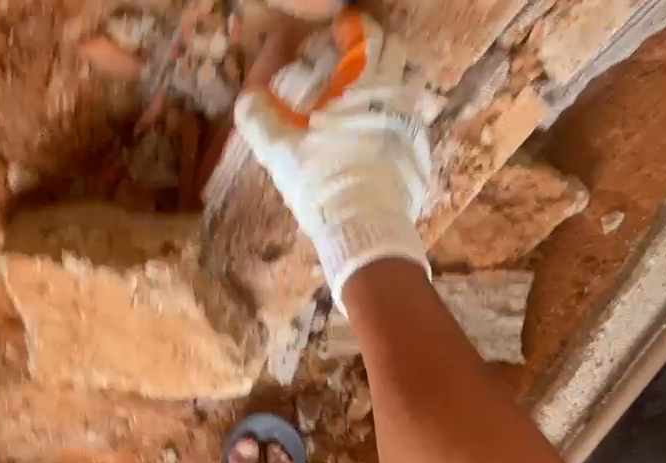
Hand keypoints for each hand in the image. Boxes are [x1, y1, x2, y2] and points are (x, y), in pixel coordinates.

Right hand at [233, 12, 432, 303]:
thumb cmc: (323, 183)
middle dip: (371, 51)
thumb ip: (260, 118)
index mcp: (365, 84)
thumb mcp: (282, 150)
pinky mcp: (419, 156)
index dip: (349, 28)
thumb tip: (247, 99)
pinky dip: (389, 123)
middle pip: (391, 54)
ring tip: (356, 106)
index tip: (336, 32)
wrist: (364, 231)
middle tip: (347, 65)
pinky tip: (370, 143)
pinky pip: (406, 125)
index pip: (366, 34)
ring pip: (401, 90)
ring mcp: (412, 126)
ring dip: (380, 89)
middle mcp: (396, 96)